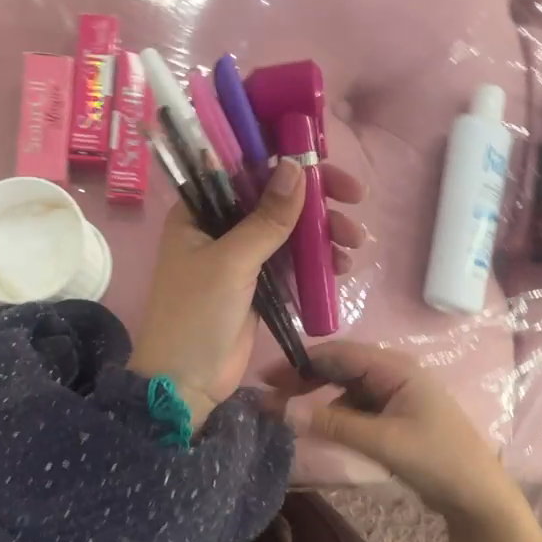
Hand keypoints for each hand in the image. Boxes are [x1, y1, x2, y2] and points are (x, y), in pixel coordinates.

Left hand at [129, 162, 367, 428]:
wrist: (186, 382)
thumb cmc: (196, 314)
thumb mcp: (232, 261)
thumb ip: (267, 218)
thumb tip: (296, 167)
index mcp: (197, 212)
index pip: (243, 168)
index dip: (284, 159)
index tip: (323, 163)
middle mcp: (217, 227)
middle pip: (273, 197)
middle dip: (315, 199)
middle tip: (355, 199)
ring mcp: (239, 256)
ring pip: (288, 230)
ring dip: (322, 231)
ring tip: (354, 243)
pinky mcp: (257, 284)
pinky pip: (292, 261)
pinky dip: (316, 261)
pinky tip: (340, 266)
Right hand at [264, 342, 516, 522]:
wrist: (478, 496)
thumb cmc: (437, 460)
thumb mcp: (383, 442)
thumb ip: (333, 424)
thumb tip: (282, 411)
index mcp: (395, 368)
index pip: (338, 353)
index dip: (300, 362)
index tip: (266, 378)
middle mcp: (393, 374)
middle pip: (338, 368)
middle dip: (303, 379)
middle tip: (268, 397)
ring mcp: (393, 396)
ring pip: (343, 389)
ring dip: (315, 398)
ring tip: (284, 414)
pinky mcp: (392, 417)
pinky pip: (353, 408)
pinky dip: (331, 415)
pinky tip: (314, 428)